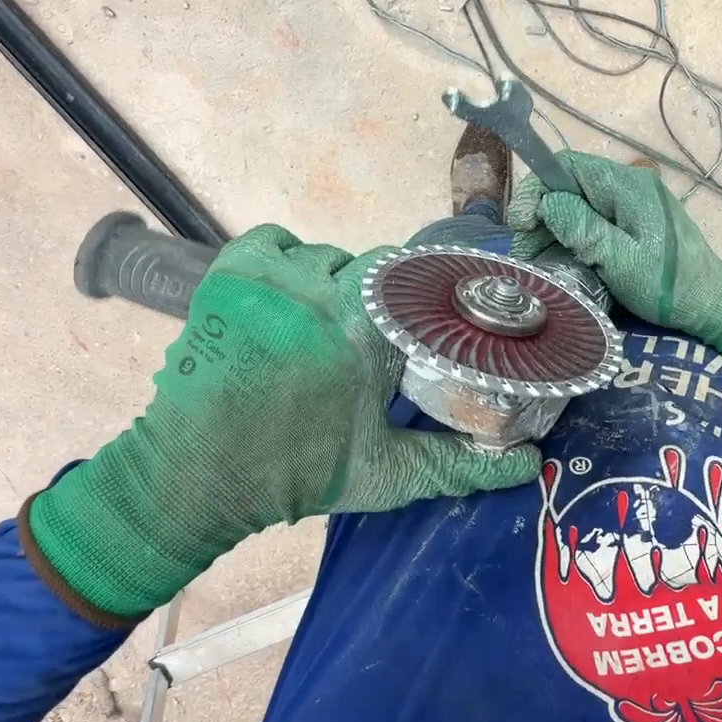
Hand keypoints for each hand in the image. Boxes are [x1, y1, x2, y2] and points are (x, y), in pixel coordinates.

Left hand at [27, 224, 540, 618]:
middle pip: (374, 266)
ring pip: (325, 255)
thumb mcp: (388, 472)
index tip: (429, 319)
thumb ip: (460, 464)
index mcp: (363, 329)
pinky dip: (285, 260)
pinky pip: (272, 242)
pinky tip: (289, 296)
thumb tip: (527, 465)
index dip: (429, 294)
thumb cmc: (298, 473)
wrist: (195, 479)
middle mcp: (319, 290)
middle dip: (384, 297)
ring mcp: (269, 279)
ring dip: (335, 283)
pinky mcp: (227, 276)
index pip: (418, 276)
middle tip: (379, 334)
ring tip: (330, 323)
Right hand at [508, 151, 721, 365]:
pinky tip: (559, 261)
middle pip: (568, 186)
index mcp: (627, 187)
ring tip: (536, 263)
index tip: (521, 223)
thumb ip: (583, 230)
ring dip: (551, 231)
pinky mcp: (632, 221)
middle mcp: (628, 185)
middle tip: (525, 254)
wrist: (710, 303)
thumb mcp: (621, 262)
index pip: (567, 165)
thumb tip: (546, 204)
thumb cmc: (668, 287)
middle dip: (539, 217)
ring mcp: (631, 203)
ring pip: (576, 204)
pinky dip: (570, 238)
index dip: (537, 188)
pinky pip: (591, 219)